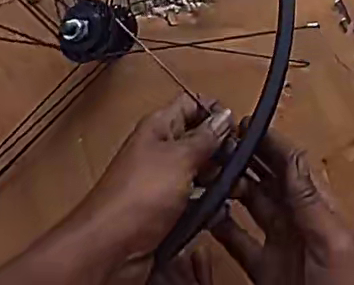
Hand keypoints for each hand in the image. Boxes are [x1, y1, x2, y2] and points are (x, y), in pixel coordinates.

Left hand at [0, 96, 233, 284]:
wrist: (111, 247)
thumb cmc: (141, 195)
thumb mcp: (180, 159)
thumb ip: (205, 138)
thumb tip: (225, 115)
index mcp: (160, 126)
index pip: (191, 104)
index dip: (214, 111)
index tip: (237, 127)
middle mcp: (162, 148)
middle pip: (198, 138)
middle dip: (221, 148)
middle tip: (242, 163)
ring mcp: (164, 180)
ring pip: (199, 171)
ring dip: (218, 179)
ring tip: (237, 188)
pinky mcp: (167, 209)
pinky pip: (194, 199)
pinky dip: (207, 204)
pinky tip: (219, 211)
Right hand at [210, 127, 353, 284]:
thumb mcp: (334, 244)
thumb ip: (311, 201)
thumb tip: (293, 155)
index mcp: (319, 211)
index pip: (292, 165)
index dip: (270, 142)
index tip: (244, 124)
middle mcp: (298, 224)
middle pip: (268, 180)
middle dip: (246, 157)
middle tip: (218, 141)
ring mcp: (281, 248)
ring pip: (251, 205)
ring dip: (231, 186)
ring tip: (208, 169)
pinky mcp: (265, 274)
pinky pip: (238, 243)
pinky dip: (221, 226)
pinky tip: (205, 214)